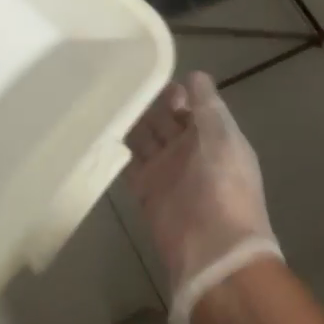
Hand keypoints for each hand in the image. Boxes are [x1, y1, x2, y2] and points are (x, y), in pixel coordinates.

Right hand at [124, 73, 281, 320]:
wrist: (213, 250)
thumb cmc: (224, 188)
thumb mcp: (223, 138)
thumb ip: (207, 106)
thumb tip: (194, 74)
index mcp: (214, 138)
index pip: (192, 107)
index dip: (175, 92)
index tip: (150, 74)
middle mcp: (189, 152)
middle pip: (165, 120)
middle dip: (147, 103)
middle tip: (119, 82)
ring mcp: (165, 171)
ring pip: (144, 138)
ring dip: (129, 122)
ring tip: (104, 98)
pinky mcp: (144, 189)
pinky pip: (127, 162)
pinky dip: (116, 147)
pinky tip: (99, 128)